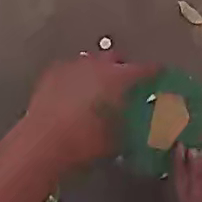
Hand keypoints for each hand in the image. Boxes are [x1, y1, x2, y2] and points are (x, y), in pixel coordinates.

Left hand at [18, 51, 157, 172]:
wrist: (42, 143)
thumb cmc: (83, 142)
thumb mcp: (115, 140)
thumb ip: (130, 127)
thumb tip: (136, 126)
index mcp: (118, 78)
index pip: (144, 69)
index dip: (154, 71)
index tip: (159, 73)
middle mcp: (98, 65)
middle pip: (116, 58)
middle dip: (121, 67)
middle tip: (123, 84)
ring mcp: (73, 66)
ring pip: (91, 61)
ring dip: (97, 71)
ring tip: (95, 90)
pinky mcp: (53, 72)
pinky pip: (70, 69)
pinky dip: (75, 77)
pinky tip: (72, 93)